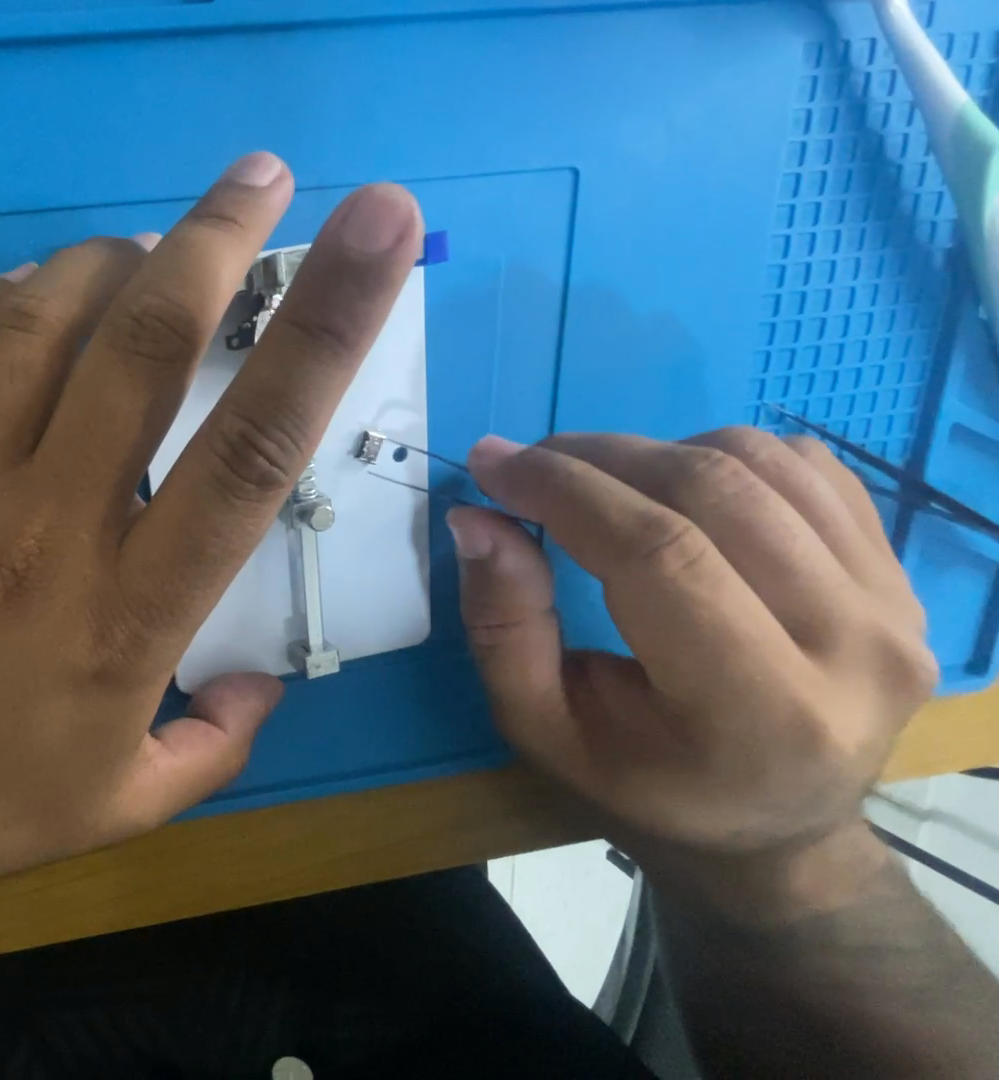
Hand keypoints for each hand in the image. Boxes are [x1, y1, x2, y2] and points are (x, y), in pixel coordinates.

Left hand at [0, 155, 423, 930]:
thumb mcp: (132, 802)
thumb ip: (223, 738)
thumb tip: (269, 677)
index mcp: (131, 615)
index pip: (249, 449)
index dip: (326, 328)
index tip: (372, 230)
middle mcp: (44, 533)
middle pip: (139, 349)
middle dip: (210, 242)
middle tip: (254, 182)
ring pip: (29, 332)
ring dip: (94, 265)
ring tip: (133, 253)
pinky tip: (13, 301)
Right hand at [449, 429, 938, 916]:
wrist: (766, 826)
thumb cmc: (632, 782)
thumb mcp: (535, 722)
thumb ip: (502, 623)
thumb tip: (475, 518)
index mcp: (752, 708)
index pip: (655, 553)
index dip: (561, 491)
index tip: (490, 466)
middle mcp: (852, 649)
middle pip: (713, 491)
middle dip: (595, 456)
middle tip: (524, 464)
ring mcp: (896, 607)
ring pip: (763, 464)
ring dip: (652, 451)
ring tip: (590, 483)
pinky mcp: (903, 579)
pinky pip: (809, 470)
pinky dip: (718, 456)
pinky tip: (666, 490)